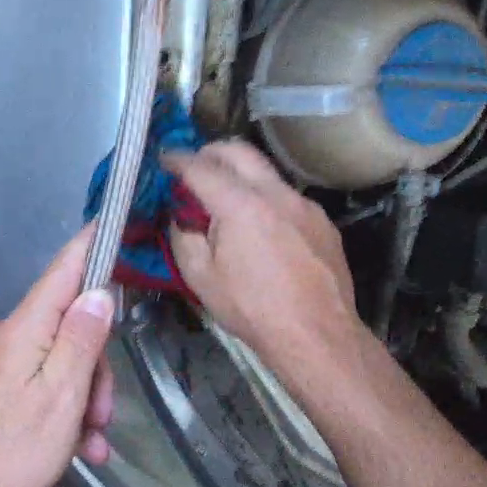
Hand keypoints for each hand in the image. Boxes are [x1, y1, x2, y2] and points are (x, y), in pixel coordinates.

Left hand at [0, 227, 116, 486]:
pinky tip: (71, 448)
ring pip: (54, 361)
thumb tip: (98, 290)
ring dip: (79, 399)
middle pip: (66, 327)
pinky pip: (34, 382)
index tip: (110, 221)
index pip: (62, 271)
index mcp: (22, 328)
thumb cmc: (10, 450)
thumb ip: (81, 340)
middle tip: (102, 416)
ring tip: (87, 445)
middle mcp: (3, 334)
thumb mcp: (61, 397)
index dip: (89, 247)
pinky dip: (57, 410)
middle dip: (94, 369)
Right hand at [164, 142, 372, 382]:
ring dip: (240, 175)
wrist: (316, 335)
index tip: (163, 160)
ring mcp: (305, 205)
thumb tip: (181, 219)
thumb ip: (184, 238)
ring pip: (266, 172)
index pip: (201, 168)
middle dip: (210, 152)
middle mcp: (276, 193)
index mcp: (241, 205)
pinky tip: (259, 227)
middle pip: (239, 151)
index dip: (177, 160)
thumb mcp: (200, 277)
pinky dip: (265, 199)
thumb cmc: (251, 308)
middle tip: (193, 166)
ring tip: (224, 199)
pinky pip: (287, 197)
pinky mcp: (322, 221)